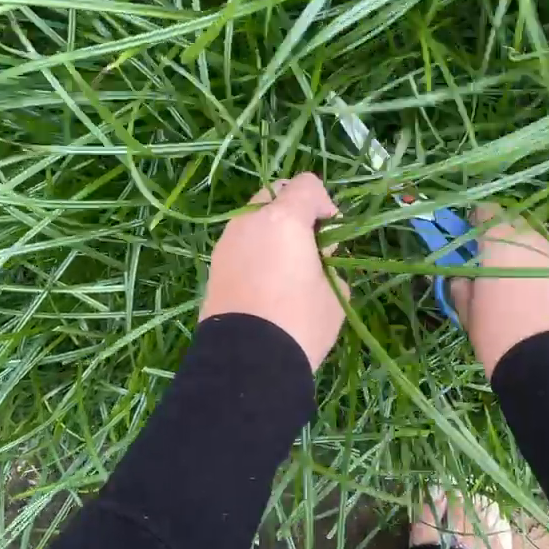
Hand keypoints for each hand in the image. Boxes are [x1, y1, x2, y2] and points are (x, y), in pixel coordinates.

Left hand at [200, 172, 347, 370]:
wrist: (246, 364)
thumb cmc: (299, 323)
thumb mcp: (334, 293)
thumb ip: (329, 264)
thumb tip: (317, 262)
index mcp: (284, 219)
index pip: (306, 185)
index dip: (325, 204)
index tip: (331, 235)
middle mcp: (251, 221)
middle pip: (275, 195)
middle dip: (295, 213)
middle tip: (309, 249)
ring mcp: (227, 241)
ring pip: (254, 219)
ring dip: (273, 231)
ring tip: (286, 270)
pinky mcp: (214, 265)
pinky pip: (240, 243)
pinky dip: (255, 251)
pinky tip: (265, 285)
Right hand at [451, 204, 548, 376]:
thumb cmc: (499, 338)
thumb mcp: (469, 313)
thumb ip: (462, 286)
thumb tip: (463, 277)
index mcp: (500, 240)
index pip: (488, 212)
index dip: (480, 223)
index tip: (477, 241)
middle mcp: (536, 238)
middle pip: (520, 229)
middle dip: (511, 244)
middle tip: (505, 271)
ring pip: (548, 249)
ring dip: (539, 261)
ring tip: (536, 293)